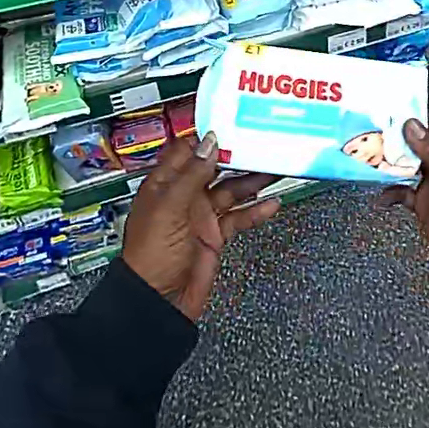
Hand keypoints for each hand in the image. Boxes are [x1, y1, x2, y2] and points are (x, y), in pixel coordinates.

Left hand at [122, 133, 281, 319]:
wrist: (158, 304)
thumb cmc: (152, 256)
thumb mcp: (170, 208)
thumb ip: (192, 174)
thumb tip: (210, 141)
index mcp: (166, 184)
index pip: (188, 150)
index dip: (209, 137)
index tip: (233, 123)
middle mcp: (184, 196)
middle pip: (215, 168)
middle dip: (237, 156)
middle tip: (263, 142)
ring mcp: (201, 215)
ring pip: (231, 190)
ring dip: (252, 180)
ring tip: (276, 167)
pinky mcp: (215, 235)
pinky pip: (239, 217)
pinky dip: (256, 211)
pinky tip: (272, 203)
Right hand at [380, 117, 428, 281]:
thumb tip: (411, 127)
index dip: (415, 117)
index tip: (389, 108)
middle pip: (416, 145)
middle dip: (394, 139)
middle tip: (368, 130)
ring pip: (405, 166)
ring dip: (388, 163)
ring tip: (366, 158)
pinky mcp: (424, 205)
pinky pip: (401, 192)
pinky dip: (388, 192)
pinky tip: (379, 195)